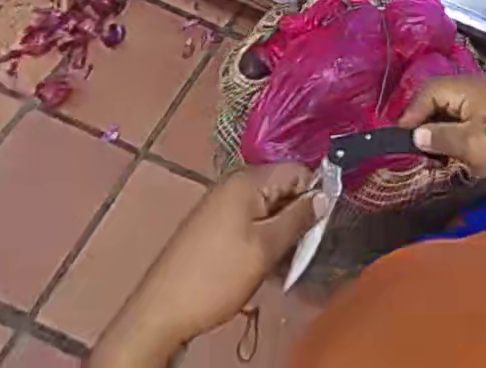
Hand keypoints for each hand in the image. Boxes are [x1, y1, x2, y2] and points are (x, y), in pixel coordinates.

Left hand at [100, 162, 321, 359]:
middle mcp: (234, 183)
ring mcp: (221, 204)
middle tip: (301, 249)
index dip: (315, 194)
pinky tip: (261, 266)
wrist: (158, 314)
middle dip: (297, 216)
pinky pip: (250, 221)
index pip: (298, 171)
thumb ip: (300, 217)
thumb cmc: (217, 276)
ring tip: (281, 264)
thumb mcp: (266, 248)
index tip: (320, 226)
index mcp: (248, 179)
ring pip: (268, 208)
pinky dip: (261, 239)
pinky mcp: (212, 225)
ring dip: (280, 232)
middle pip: (283, 188)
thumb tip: (326, 195)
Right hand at [398, 76, 485, 185]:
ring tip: (429, 150)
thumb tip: (415, 135)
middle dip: (422, 118)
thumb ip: (439, 137)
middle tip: (412, 146)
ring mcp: (484, 97)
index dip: (412, 114)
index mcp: (467, 86)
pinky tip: (448, 148)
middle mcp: (474, 85)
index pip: (428, 91)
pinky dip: (451, 128)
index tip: (401, 139)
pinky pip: (462, 113)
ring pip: (449, 105)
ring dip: (436, 125)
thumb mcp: (468, 145)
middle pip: (437, 95)